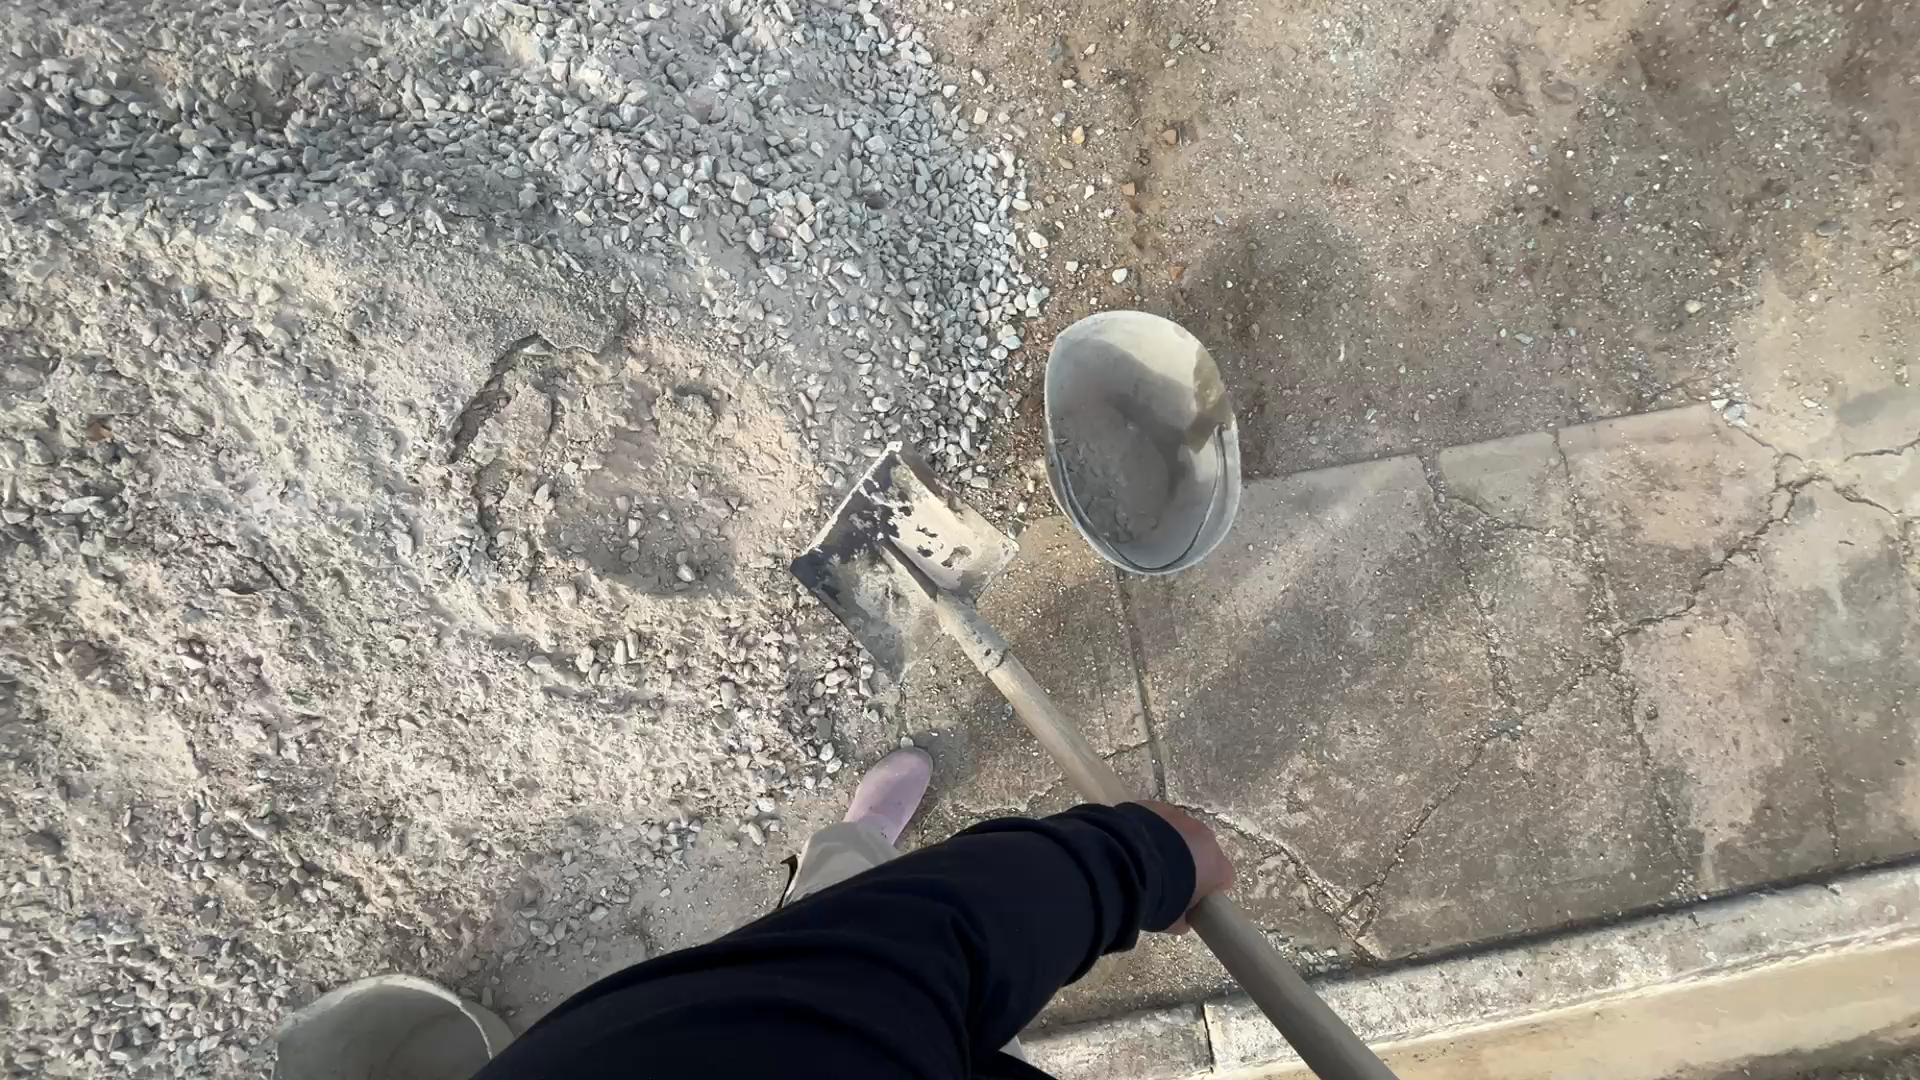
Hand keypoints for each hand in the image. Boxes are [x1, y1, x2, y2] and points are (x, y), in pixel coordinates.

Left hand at [1134, 800, 1234, 932]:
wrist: (1126, 862)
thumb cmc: (1160, 896)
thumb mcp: (1175, 920)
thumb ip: (1185, 916)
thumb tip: (1183, 917)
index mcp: (1215, 863)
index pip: (1224, 876)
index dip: (1211, 886)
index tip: (1196, 896)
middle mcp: (1201, 833)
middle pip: (1202, 848)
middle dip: (1190, 860)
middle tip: (1169, 877)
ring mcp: (1176, 815)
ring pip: (1178, 830)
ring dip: (1168, 841)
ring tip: (1147, 858)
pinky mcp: (1151, 805)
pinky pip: (1156, 818)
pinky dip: (1149, 829)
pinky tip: (1133, 843)